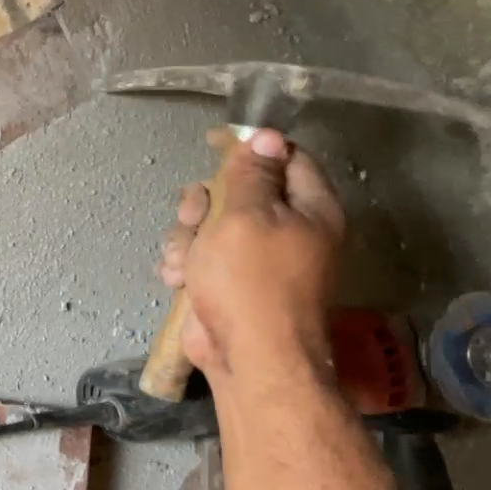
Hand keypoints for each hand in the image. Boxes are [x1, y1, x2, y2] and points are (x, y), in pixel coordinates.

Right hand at [158, 129, 344, 383]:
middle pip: (236, 191)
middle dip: (203, 204)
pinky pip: (196, 255)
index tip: (214, 143)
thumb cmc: (249, 281)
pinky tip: (180, 279)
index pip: (286, 159)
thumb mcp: (246, 217)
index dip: (252, 148)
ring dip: (185, 240)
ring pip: (206, 225)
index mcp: (310, 209)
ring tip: (187, 264)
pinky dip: (183, 264)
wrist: (247, 352)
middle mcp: (287, 228)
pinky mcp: (226, 279)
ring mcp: (255, 256)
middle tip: (196, 220)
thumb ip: (251, 175)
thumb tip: (266, 137)